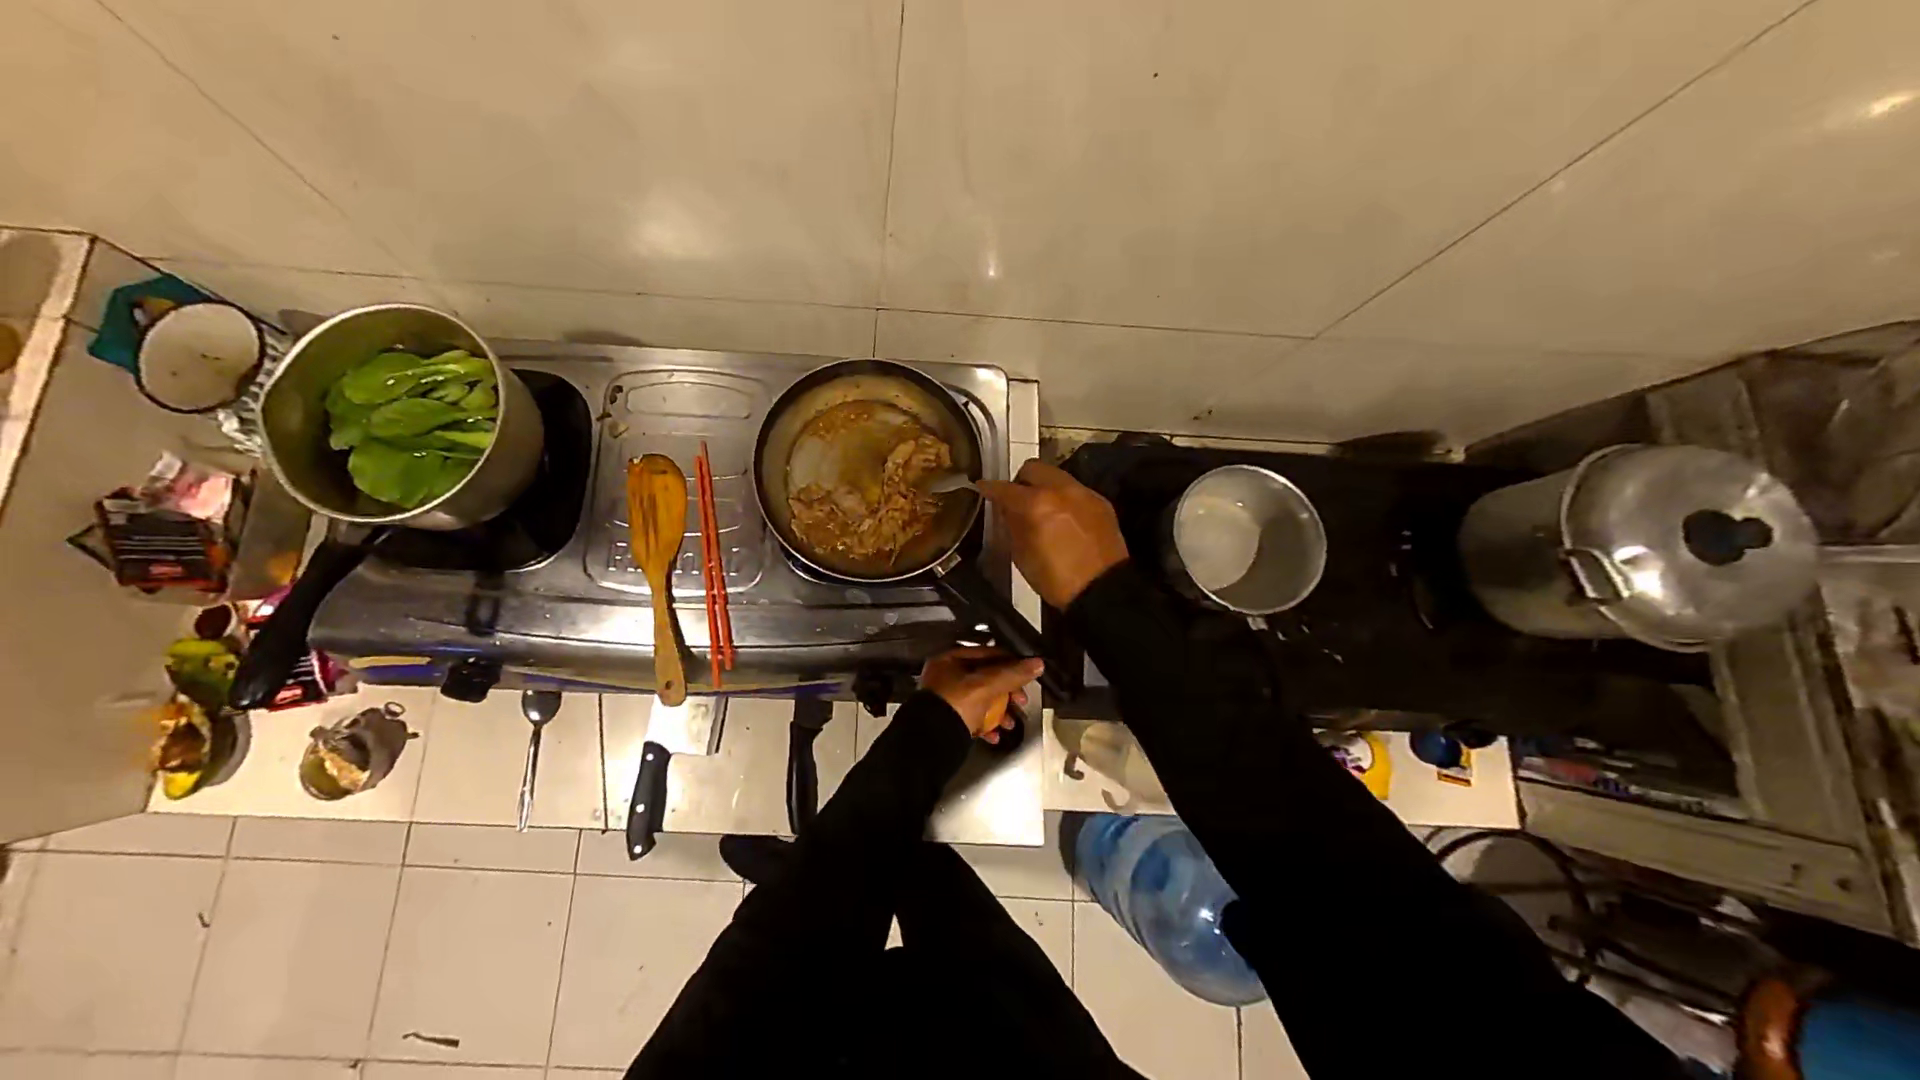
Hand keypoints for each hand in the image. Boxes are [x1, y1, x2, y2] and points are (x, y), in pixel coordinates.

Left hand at [919, 646, 1039, 742]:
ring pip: (981, 701)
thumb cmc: (952, 707)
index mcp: (949, 661)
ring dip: (1000, 712)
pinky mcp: (948, 721)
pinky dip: (987, 726)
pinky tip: (995, 735)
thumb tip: (1036, 664)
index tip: (1026, 672)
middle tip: (1021, 700)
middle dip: (1007, 692)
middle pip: (986, 679)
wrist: (931, 744)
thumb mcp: (986, 686)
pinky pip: (973, 719)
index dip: (1009, 661)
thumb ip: (1012, 674)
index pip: (987, 653)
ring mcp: (946, 701)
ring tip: (1010, 723)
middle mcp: (945, 678)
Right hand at [977, 460, 1129, 608]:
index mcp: (1036, 505)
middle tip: (1016, 498)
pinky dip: (1064, 498)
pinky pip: (1075, 490)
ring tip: (1041, 508)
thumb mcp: (1022, 555)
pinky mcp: (1101, 502)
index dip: (990, 488)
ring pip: (1056, 476)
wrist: (1103, 591)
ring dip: (1044, 487)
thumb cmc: (1056, 579)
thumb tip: (1007, 509)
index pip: (1005, 488)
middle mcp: (1061, 490)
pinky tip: (1064, 518)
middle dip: (1020, 480)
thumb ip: (1012, 525)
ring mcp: (1083, 494)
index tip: (984, 488)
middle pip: (1033, 469)